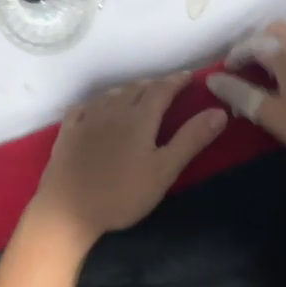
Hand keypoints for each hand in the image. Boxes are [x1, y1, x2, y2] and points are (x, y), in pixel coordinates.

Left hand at [25, 72, 228, 244]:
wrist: (67, 210)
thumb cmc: (121, 194)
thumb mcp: (163, 170)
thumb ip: (190, 140)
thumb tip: (218, 111)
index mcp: (139, 118)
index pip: (161, 90)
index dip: (177, 81)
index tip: (189, 76)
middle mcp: (112, 111)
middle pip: (136, 89)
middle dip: (154, 85)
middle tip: (167, 88)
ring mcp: (87, 120)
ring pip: (111, 95)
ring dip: (128, 91)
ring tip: (137, 95)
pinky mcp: (67, 133)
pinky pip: (84, 107)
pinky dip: (98, 103)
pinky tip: (97, 109)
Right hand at [205, 21, 285, 170]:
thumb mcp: (275, 117)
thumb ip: (241, 95)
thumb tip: (212, 78)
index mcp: (285, 54)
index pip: (251, 44)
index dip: (236, 56)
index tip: (227, 71)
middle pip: (277, 29)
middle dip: (260, 42)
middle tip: (253, 63)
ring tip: (283, 52)